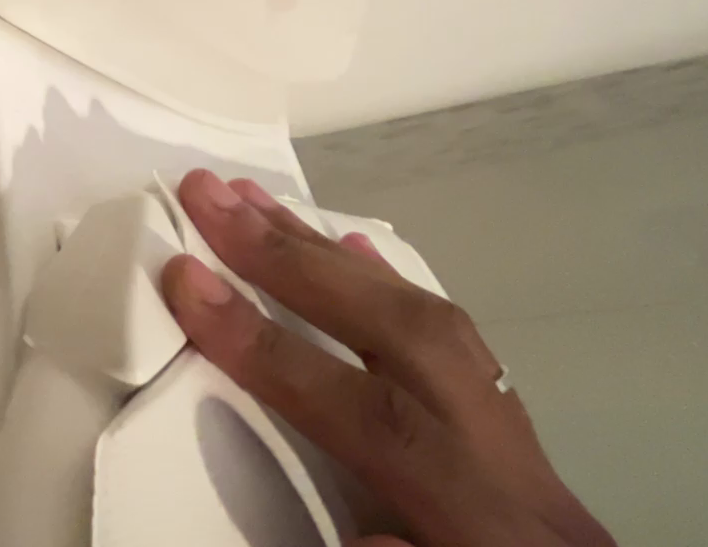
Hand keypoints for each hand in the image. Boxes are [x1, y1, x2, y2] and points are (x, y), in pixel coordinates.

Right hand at [160, 170, 615, 546]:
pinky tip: (349, 246)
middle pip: (406, 334)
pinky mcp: (517, 438)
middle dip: (294, 259)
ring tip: (248, 198)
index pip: (369, 419)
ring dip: (323, 250)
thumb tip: (358, 531)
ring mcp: (523, 451)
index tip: (184, 281)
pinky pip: (457, 337)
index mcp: (486, 528)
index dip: (268, 346)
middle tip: (207, 195)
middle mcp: (517, 477)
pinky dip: (388, 279)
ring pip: (426, 317)